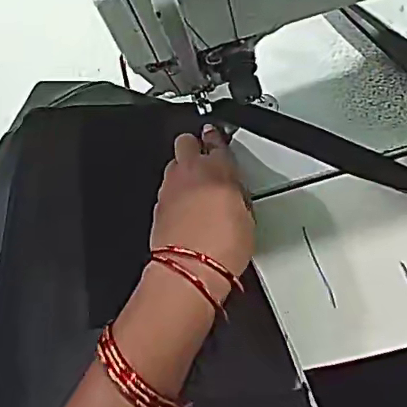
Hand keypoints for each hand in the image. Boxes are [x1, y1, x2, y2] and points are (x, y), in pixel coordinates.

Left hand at [150, 125, 254, 277]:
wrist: (190, 269)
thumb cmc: (221, 247)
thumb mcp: (247, 218)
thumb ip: (237, 195)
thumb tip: (235, 195)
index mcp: (217, 169)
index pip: (216, 140)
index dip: (217, 138)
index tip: (219, 139)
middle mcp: (189, 172)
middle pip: (186, 141)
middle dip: (194, 146)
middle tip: (204, 157)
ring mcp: (170, 186)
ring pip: (173, 164)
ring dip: (183, 170)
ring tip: (196, 186)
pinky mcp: (158, 203)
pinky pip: (166, 187)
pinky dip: (174, 192)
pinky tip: (184, 206)